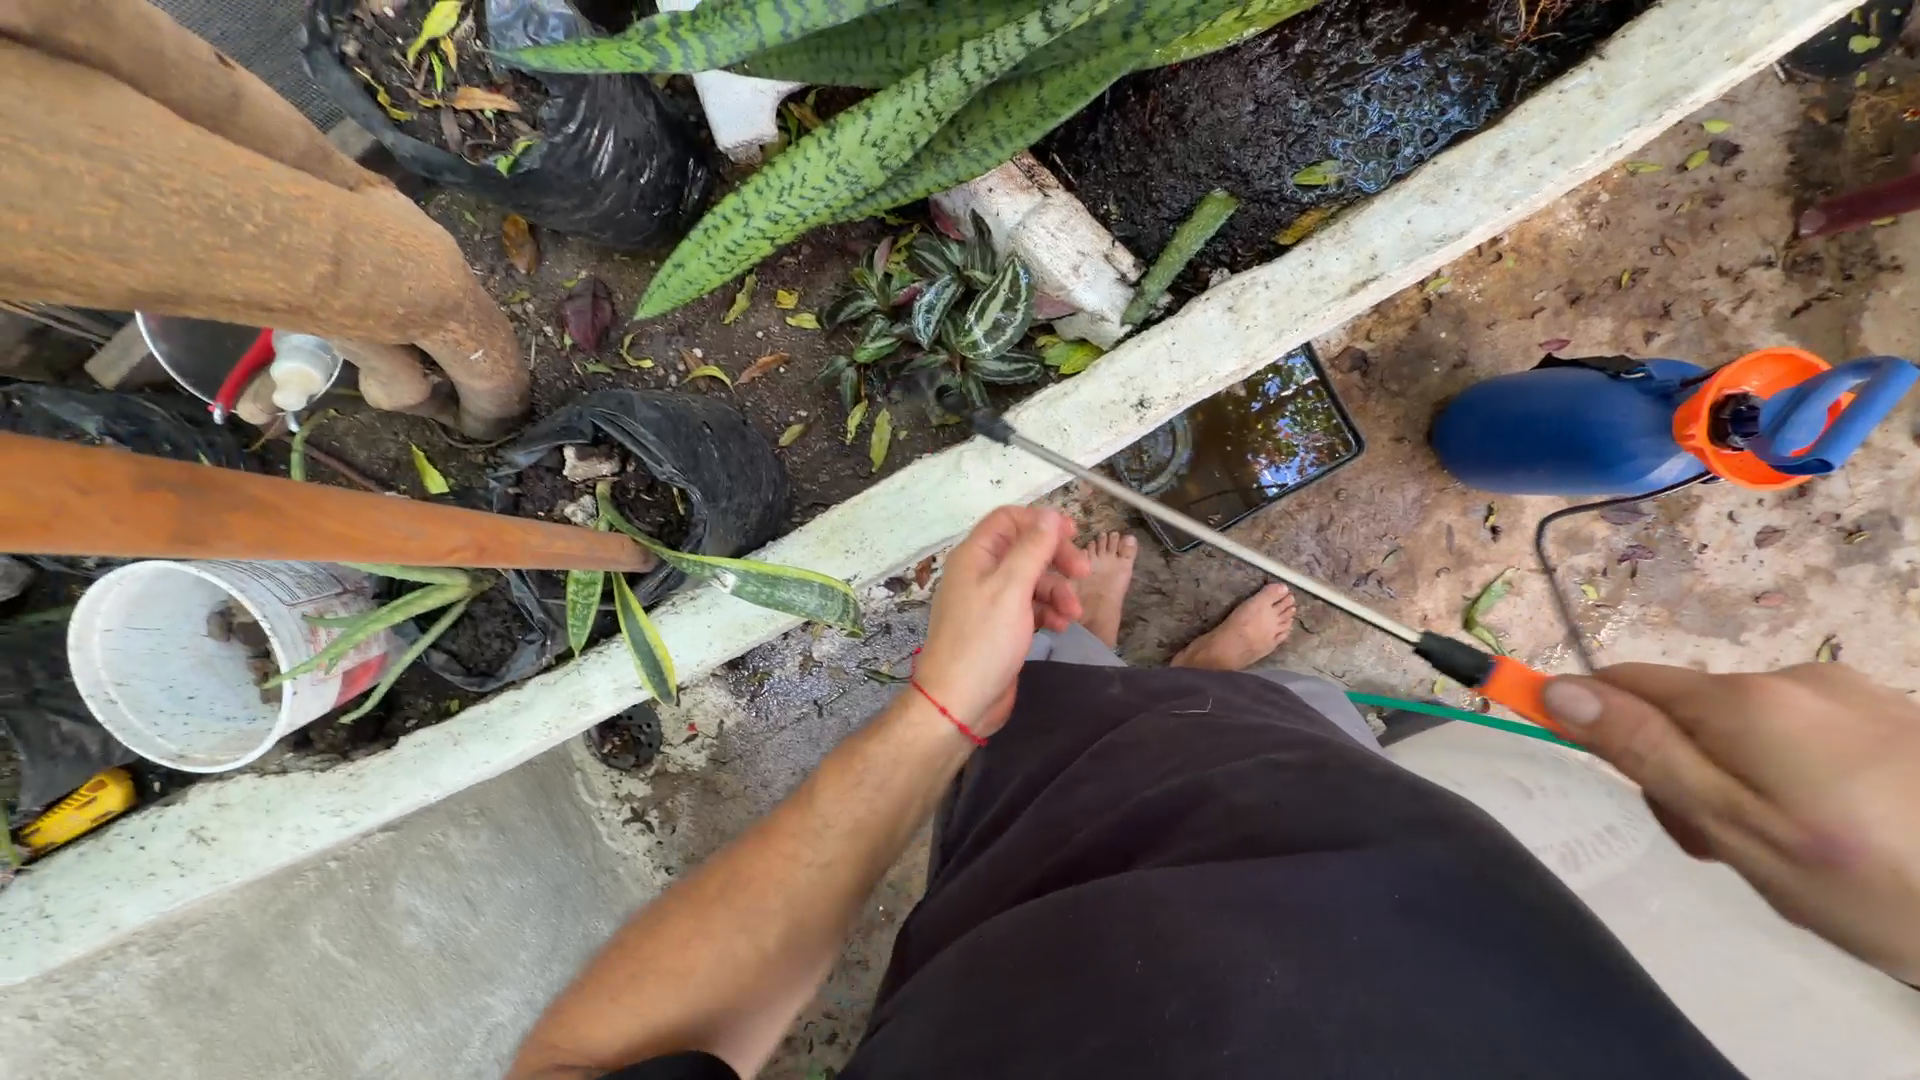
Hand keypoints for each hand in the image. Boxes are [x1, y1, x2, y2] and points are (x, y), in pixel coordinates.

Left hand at [912, 506, 1089, 738]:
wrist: (960, 702)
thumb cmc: (983, 640)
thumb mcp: (1011, 588)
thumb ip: (1032, 549)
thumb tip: (1050, 515)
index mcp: (975, 556)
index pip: (1008, 520)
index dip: (1040, 522)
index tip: (1073, 533)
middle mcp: (981, 574)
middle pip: (1025, 549)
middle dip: (1056, 559)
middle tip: (1083, 572)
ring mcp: (991, 602)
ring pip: (1032, 580)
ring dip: (1057, 591)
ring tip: (1073, 613)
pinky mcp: (1002, 627)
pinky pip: (1030, 608)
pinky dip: (1048, 612)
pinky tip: (1060, 626)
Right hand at [1544, 663, 1919, 982]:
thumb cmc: (1878, 886)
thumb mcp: (1737, 830)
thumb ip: (1642, 753)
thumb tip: (1556, 690)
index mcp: (1746, 702)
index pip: (1620, 681)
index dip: (1587, 714)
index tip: (1592, 764)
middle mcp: (1795, 679)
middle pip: (1680, 707)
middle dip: (1676, 766)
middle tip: (1720, 844)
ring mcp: (1857, 694)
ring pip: (1739, 723)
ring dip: (1734, 774)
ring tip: (1791, 848)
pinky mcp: (1900, 718)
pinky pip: (1799, 731)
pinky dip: (1792, 773)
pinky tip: (1841, 830)